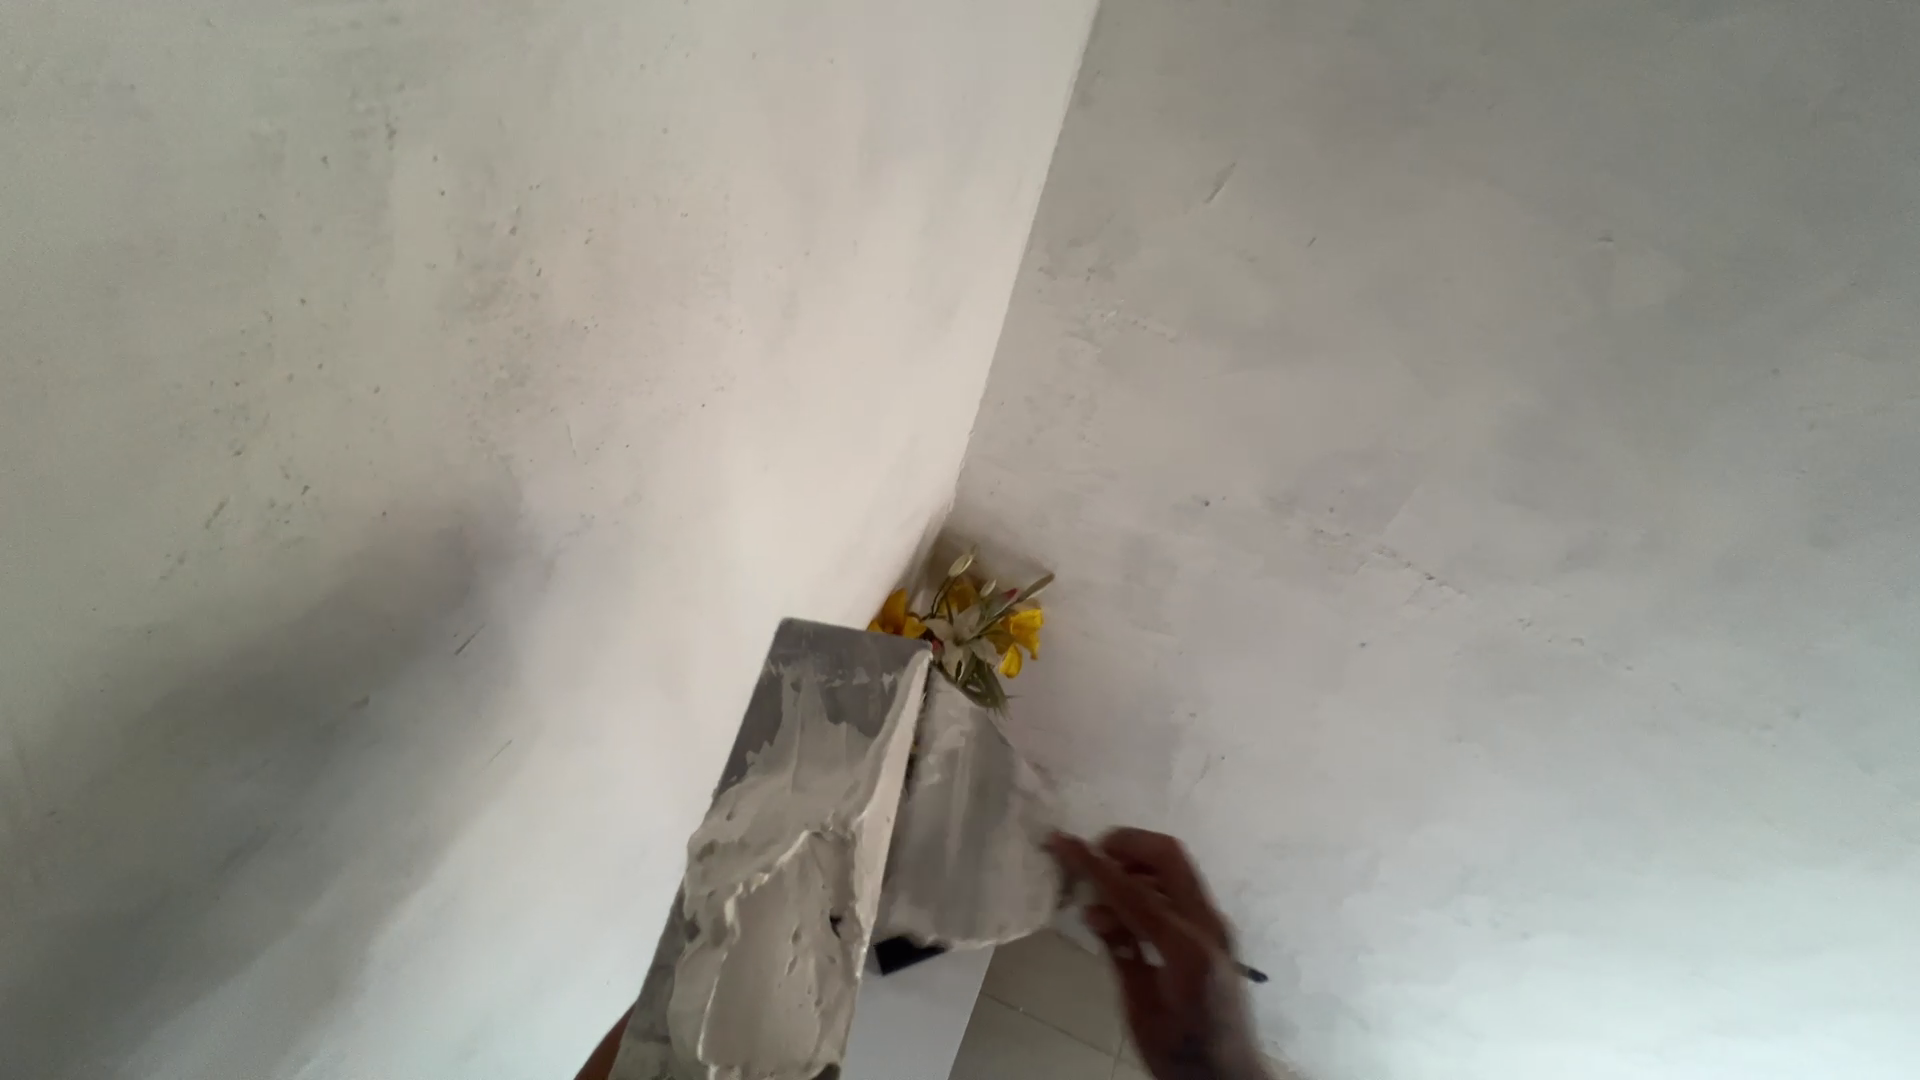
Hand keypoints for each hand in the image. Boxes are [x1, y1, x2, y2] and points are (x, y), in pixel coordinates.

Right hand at [1049, 829, 1266, 1079]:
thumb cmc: (1180, 1055)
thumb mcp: (1140, 1010)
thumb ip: (1120, 952)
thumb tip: (1092, 909)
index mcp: (1187, 951)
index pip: (1132, 891)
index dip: (1094, 863)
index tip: (1063, 842)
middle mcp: (1209, 927)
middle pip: (1168, 855)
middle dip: (1125, 844)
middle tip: (1091, 855)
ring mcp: (1218, 925)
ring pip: (1176, 866)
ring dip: (1136, 862)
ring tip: (1101, 887)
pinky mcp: (1217, 930)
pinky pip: (1181, 888)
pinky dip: (1150, 882)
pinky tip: (1123, 906)